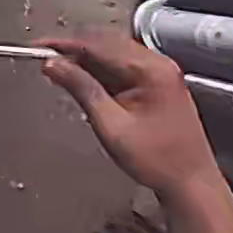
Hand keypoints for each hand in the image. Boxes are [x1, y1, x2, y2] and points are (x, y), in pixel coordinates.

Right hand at [39, 31, 219, 198]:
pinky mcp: (158, 84)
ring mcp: (161, 73)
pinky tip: (85, 80)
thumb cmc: (157, 161)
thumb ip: (81, 88)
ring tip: (60, 71)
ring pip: (112, 53)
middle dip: (73, 50)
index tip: (39, 47)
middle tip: (47, 60)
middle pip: (105, 44)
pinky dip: (100, 69)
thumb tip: (53, 64)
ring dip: (86, 60)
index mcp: (151, 70)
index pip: (97, 45)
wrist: (193, 188)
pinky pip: (122, 65)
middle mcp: (158, 64)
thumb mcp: (110, 125)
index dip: (64, 45)